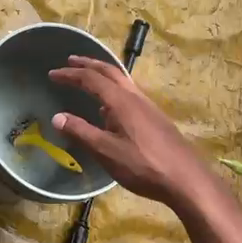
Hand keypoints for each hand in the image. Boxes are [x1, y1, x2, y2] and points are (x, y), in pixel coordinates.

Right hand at [48, 55, 205, 206]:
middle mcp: (135, 97)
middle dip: (88, 64)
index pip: (91, 79)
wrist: (189, 181)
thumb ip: (81, 132)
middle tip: (71, 61)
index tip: (52, 74)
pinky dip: (114, 90)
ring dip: (103, 75)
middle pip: (109, 71)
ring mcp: (148, 107)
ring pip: (122, 81)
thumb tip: (56, 117)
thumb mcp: (107, 152)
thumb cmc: (145, 166)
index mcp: (120, 101)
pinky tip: (112, 110)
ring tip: (89, 82)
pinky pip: (130, 93)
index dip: (70, 74)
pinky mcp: (156, 119)